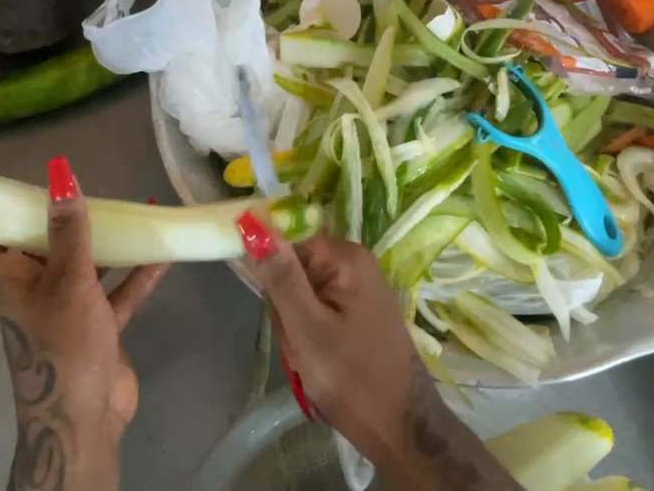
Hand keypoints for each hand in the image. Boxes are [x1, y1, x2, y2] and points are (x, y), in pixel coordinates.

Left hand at [0, 156, 168, 490]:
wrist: (85, 421)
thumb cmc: (63, 344)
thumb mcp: (68, 279)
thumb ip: (69, 228)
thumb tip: (59, 172)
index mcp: (12, 281)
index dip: (2, 221)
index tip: (25, 193)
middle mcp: (35, 293)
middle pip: (46, 250)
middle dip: (68, 224)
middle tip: (91, 192)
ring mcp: (68, 313)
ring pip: (87, 268)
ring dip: (108, 244)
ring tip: (134, 212)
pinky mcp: (99, 330)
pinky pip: (117, 294)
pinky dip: (137, 275)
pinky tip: (163, 252)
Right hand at [238, 219, 520, 489]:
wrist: (402, 430)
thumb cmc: (355, 380)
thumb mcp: (309, 330)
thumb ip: (280, 276)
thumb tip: (251, 223)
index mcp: (345, 256)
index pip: (284, 244)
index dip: (274, 279)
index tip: (282, 316)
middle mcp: (353, 261)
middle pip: (291, 269)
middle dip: (285, 311)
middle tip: (300, 346)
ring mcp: (356, 286)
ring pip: (299, 294)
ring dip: (295, 328)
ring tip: (310, 359)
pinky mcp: (356, 309)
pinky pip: (316, 310)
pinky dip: (309, 335)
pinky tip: (319, 359)